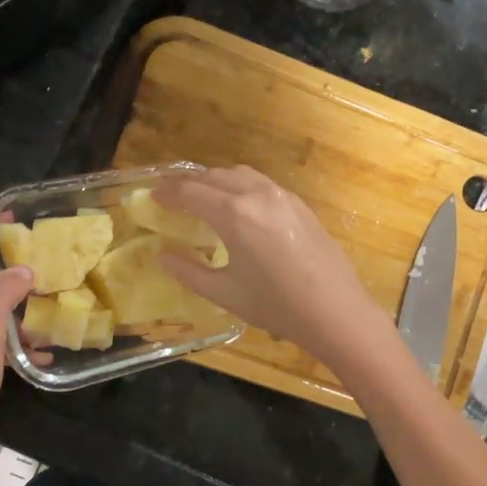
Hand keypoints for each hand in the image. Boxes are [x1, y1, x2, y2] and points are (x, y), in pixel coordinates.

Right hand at [156, 166, 388, 361]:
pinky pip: (261, 184)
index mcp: (233, 213)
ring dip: (216, 181)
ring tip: (202, 197)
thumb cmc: (276, 305)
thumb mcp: (224, 293)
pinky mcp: (299, 205)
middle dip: (188, 184)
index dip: (167, 194)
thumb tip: (163, 255)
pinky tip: (239, 207)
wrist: (334, 310)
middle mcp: (257, 194)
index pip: (190, 192)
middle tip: (172, 197)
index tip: (151, 198)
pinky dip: (240, 187)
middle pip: (214, 177)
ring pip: (240, 175)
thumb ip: (188, 272)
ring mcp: (282, 196)